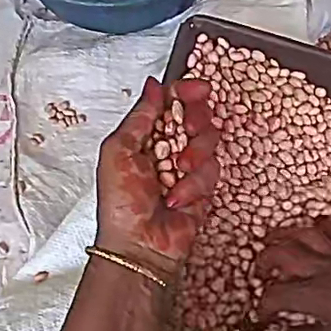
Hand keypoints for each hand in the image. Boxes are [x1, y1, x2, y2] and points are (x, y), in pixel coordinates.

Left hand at [95, 76, 219, 278]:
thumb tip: (153, 86)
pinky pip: (212, 170)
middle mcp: (168, 147)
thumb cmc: (121, 205)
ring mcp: (188, 167)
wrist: (139, 244)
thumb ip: (139, 117)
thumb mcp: (118, 151)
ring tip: (177, 171)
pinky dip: (194, 184)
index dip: (185, 91)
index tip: (198, 89)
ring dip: (194, 154)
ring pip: (209, 141)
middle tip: (187, 130)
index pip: (170, 101)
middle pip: (196, 114)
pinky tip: (177, 198)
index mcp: (145, 134)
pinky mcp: (203, 187)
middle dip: (196, 120)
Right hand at [252, 217, 330, 330]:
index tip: (262, 318)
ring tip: (272, 241)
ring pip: (306, 236)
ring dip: (285, 236)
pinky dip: (322, 228)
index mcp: (316, 296)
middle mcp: (326, 272)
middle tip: (257, 274)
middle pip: (284, 254)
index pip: (276, 294)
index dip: (263, 306)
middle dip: (264, 262)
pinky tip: (315, 228)